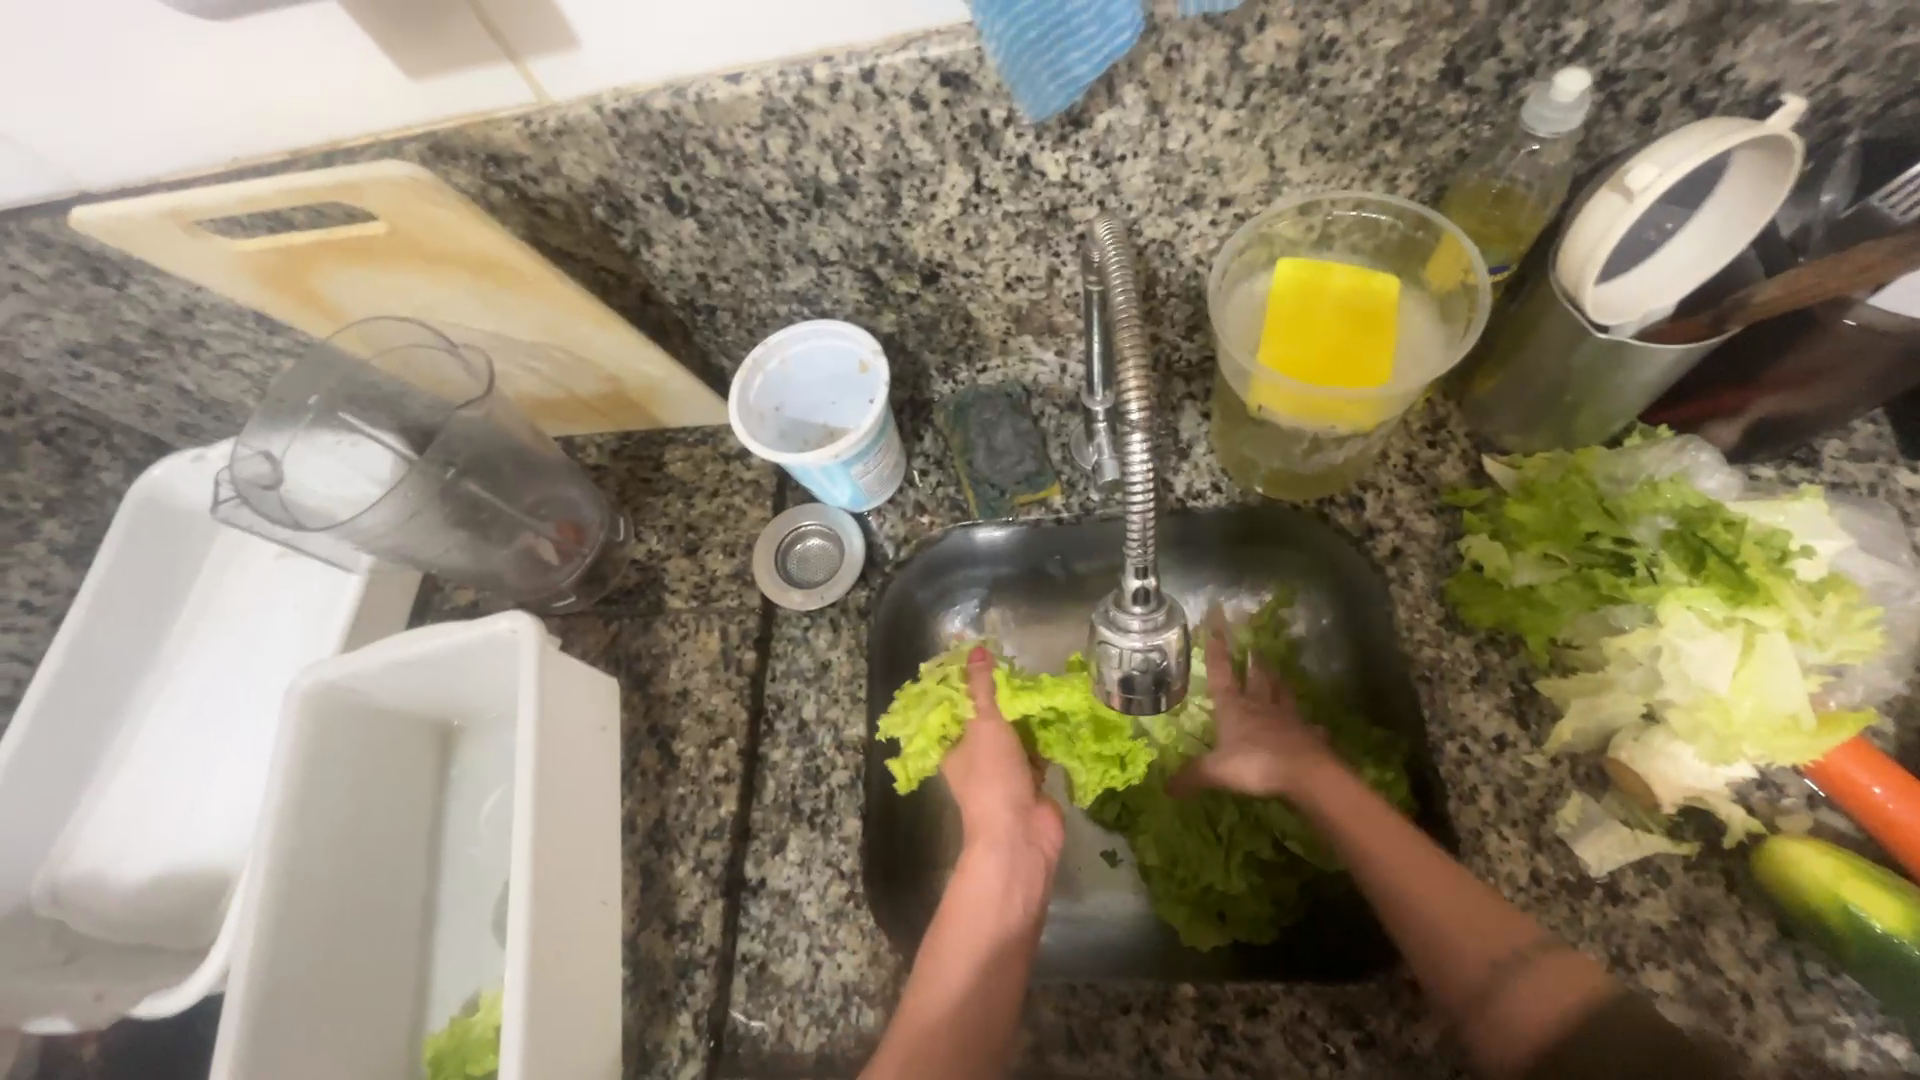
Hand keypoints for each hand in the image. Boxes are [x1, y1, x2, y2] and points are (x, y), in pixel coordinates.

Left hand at [941, 647, 1065, 869]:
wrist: (1021, 835)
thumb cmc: (992, 777)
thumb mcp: (984, 724)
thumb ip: (982, 687)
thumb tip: (976, 649)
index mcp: (953, 745)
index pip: (956, 707)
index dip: (968, 683)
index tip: (984, 657)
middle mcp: (976, 757)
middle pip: (989, 719)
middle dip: (1005, 698)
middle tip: (1021, 668)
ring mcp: (1004, 770)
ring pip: (1016, 735)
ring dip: (1029, 716)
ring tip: (1043, 684)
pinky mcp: (1031, 781)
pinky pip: (1038, 751)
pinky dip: (1047, 737)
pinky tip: (1060, 714)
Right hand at [1167, 608, 1338, 799]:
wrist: (1306, 775)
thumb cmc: (1255, 764)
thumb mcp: (1215, 772)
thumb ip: (1191, 777)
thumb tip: (1165, 788)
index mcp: (1233, 708)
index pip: (1220, 673)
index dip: (1216, 649)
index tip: (1216, 622)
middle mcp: (1260, 707)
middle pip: (1256, 678)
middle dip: (1252, 661)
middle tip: (1253, 646)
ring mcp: (1287, 719)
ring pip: (1282, 694)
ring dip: (1279, 682)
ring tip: (1278, 672)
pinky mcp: (1308, 736)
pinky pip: (1308, 727)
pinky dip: (1310, 726)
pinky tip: (1315, 726)